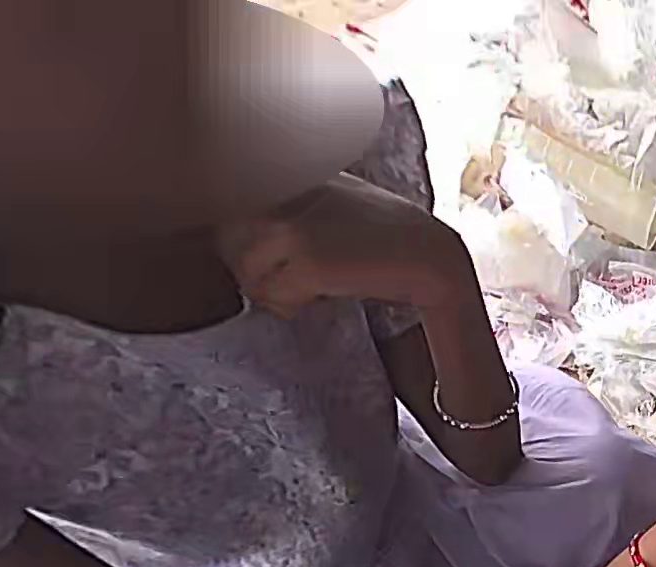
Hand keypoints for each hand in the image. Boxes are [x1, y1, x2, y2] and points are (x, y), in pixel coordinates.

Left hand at [217, 173, 471, 318]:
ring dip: (269, 290)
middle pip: (226, 242)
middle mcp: (278, 192)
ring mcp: (290, 227)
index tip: (279, 260)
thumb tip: (249, 234)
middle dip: (254, 268)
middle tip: (294, 282)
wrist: (430, 255)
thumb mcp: (332, 201)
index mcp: (281, 170)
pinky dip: (287, 306)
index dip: (247, 242)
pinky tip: (316, 301)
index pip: (227, 208)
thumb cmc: (389, 237)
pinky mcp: (307, 262)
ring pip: (243, 272)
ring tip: (306, 292)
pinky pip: (269, 296)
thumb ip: (289, 204)